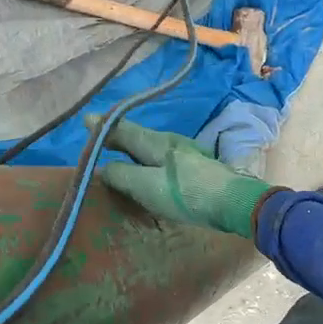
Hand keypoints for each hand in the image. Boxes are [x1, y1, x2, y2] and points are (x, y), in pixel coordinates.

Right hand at [93, 117, 276, 237]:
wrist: (235, 203)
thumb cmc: (188, 193)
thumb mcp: (148, 186)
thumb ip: (123, 176)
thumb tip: (102, 169)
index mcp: (156, 143)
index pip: (124, 130)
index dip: (104, 127)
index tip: (87, 120)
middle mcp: (171, 142)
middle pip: (139, 137)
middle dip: (119, 136)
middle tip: (100, 138)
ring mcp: (187, 155)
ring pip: (152, 147)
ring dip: (134, 148)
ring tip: (121, 153)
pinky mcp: (198, 169)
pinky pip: (164, 159)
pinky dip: (149, 161)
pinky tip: (150, 170)